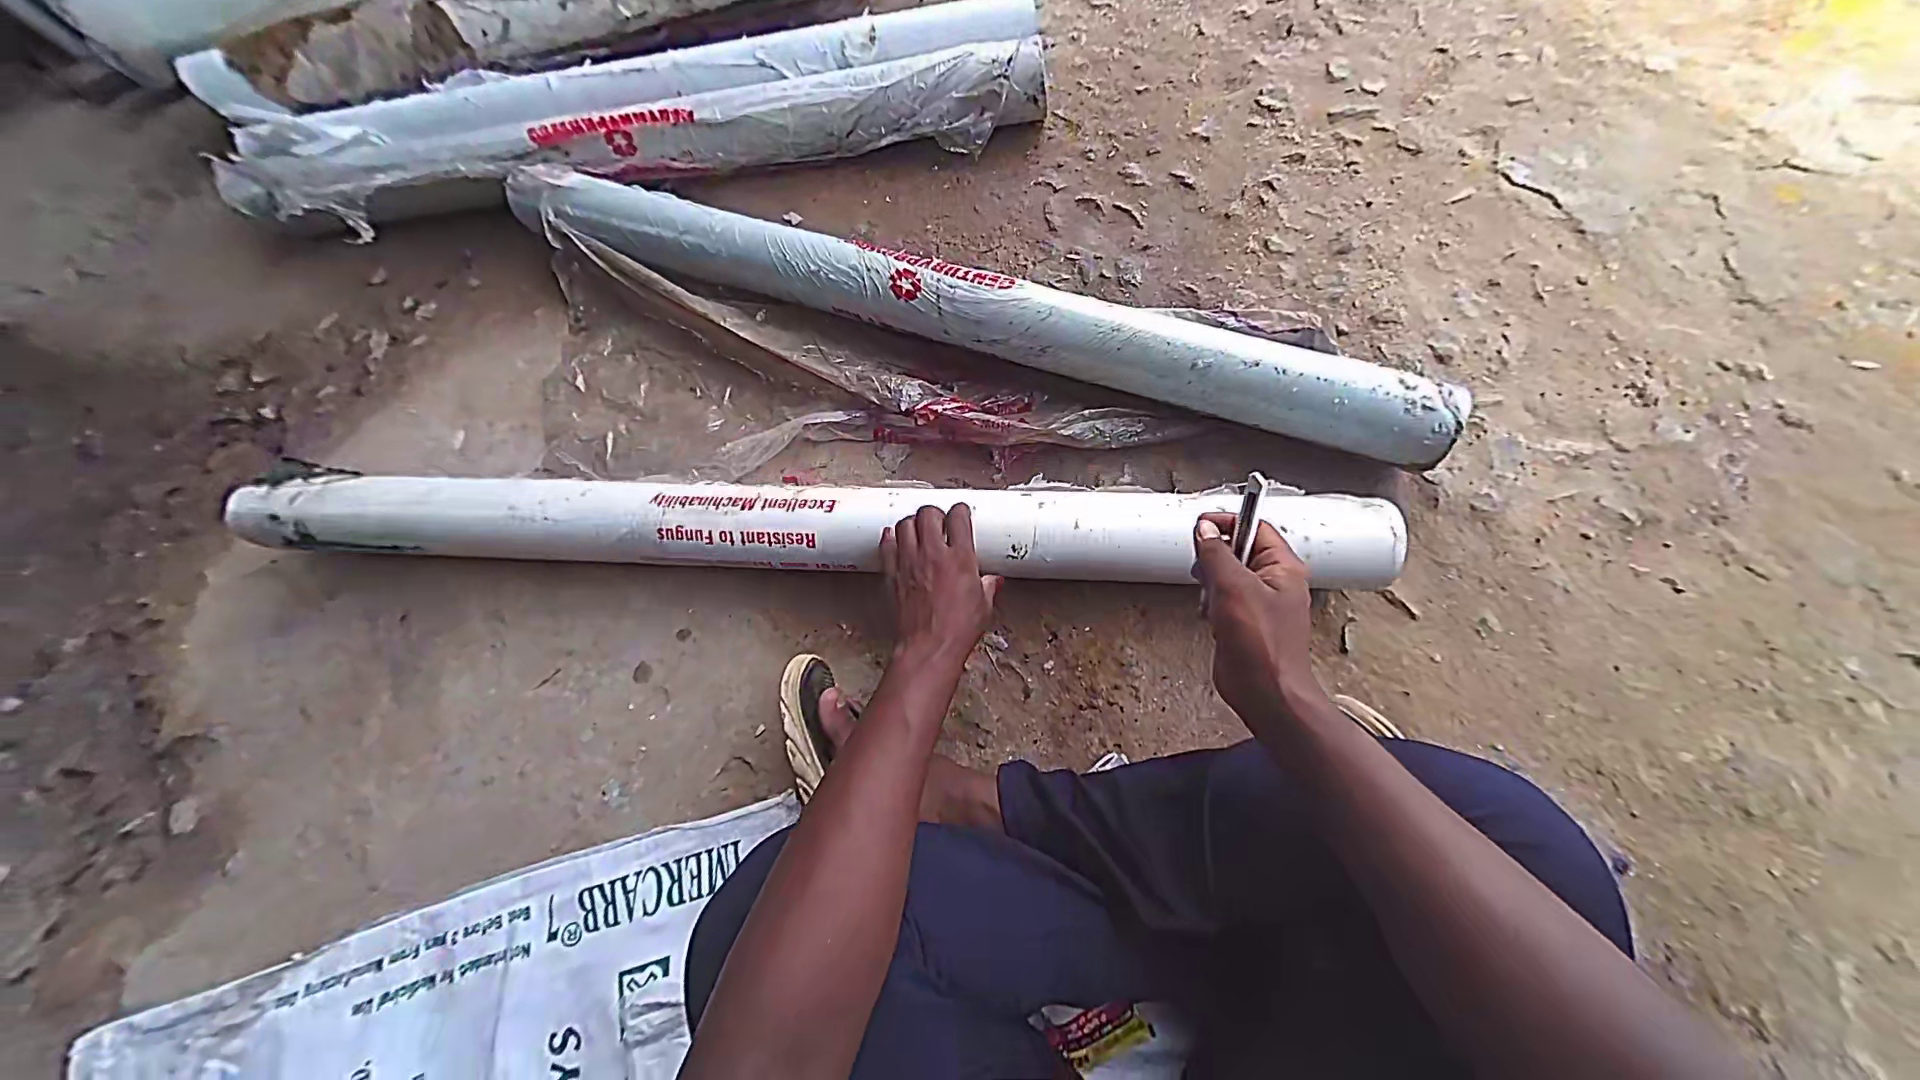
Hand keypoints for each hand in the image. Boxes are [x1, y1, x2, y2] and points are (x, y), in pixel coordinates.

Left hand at [880, 504, 1002, 666]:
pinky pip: (887, 545)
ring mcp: (910, 563)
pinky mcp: (893, 574)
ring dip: (913, 523)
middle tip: (939, 521)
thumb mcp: (983, 606)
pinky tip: (896, 540)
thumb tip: (992, 581)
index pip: (958, 517)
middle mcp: (933, 555)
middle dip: (934, 513)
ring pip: (905, 524)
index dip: (960, 511)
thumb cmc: (955, 631)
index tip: (960, 514)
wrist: (928, 647)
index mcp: (960, 558)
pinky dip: (891, 539)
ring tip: (919, 530)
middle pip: (928, 513)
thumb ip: (987, 587)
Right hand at [1191, 512, 1323, 722]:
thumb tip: (1205, 530)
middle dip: (1215, 558)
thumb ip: (1217, 553)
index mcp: (1283, 567)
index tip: (1202, 525)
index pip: (1254, 527)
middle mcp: (1274, 582)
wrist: (1265, 692)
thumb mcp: (1234, 588)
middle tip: (1206, 568)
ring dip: (1211, 584)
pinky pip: (1222, 599)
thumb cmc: (1263, 647)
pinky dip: (1211, 603)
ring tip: (1213, 600)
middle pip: (1237, 550)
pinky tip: (1212, 617)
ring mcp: (1259, 603)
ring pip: (1226, 575)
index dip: (1228, 522)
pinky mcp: (1244, 621)